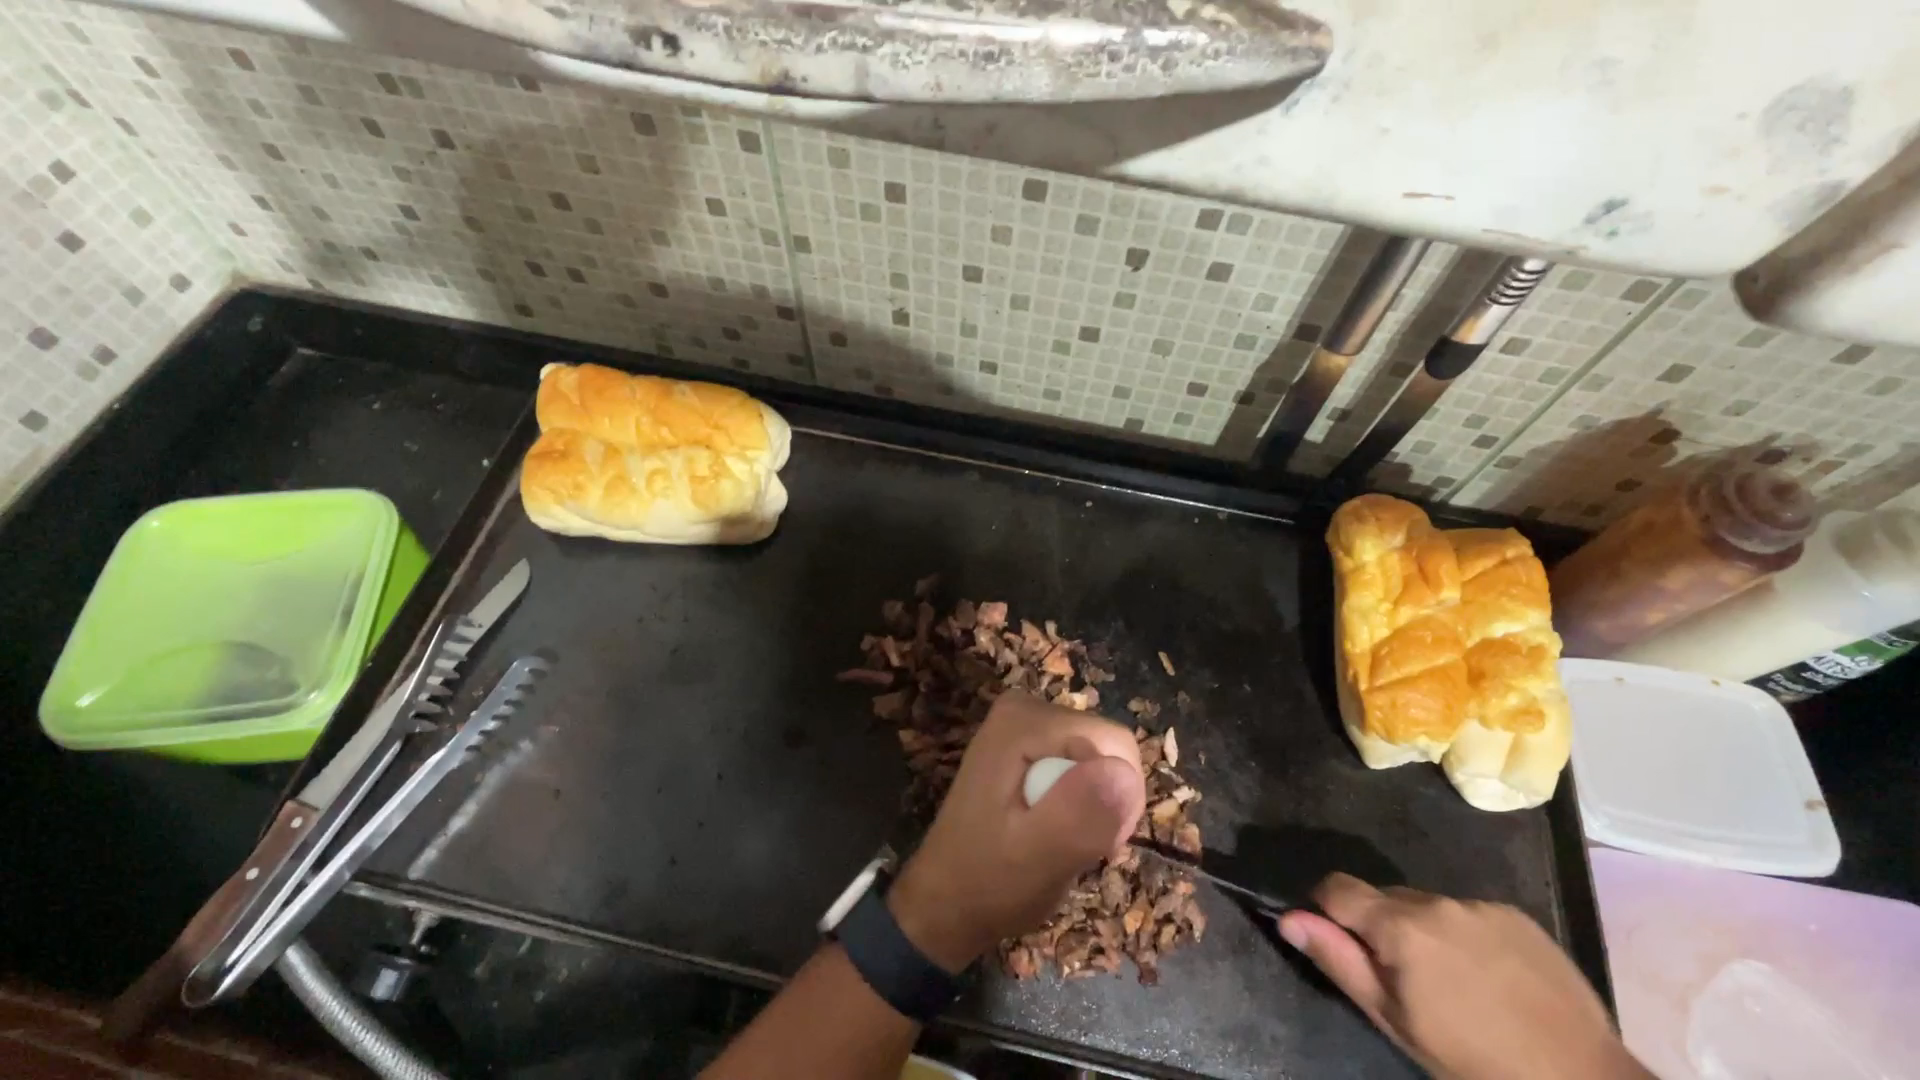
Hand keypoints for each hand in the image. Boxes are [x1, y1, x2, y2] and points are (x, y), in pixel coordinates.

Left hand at [887, 692, 1144, 971]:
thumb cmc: (989, 883)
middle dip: (1105, 804)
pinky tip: (1050, 833)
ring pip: (1099, 763)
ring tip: (1059, 845)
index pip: (1117, 745)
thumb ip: (1079, 814)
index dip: (1119, 799)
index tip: (1094, 844)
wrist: (946, 902)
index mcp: (1024, 721)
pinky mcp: (1026, 747)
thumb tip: (1123, 774)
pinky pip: (1081, 770)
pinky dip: (1079, 807)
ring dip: (1093, 810)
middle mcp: (1024, 709)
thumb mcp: (1038, 858)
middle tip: (1074, 848)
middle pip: (1108, 749)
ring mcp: (1023, 726)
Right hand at [1278, 874, 1650, 1079]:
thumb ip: (1338, 960)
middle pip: (1385, 897)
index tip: (1336, 942)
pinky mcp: (1518, 915)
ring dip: (1422, 930)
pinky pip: (1469, 914)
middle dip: (1379, 926)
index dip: (1325, 908)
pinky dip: (1462, 935)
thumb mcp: (1393, 1020)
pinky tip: (1487, 977)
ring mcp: (1481, 905)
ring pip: (1428, 905)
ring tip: (1450, 982)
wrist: (1580, 1078)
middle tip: (1400, 979)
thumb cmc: (1472, 1060)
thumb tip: (1290, 918)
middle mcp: (1438, 900)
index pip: (1338, 888)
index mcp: (1401, 926)